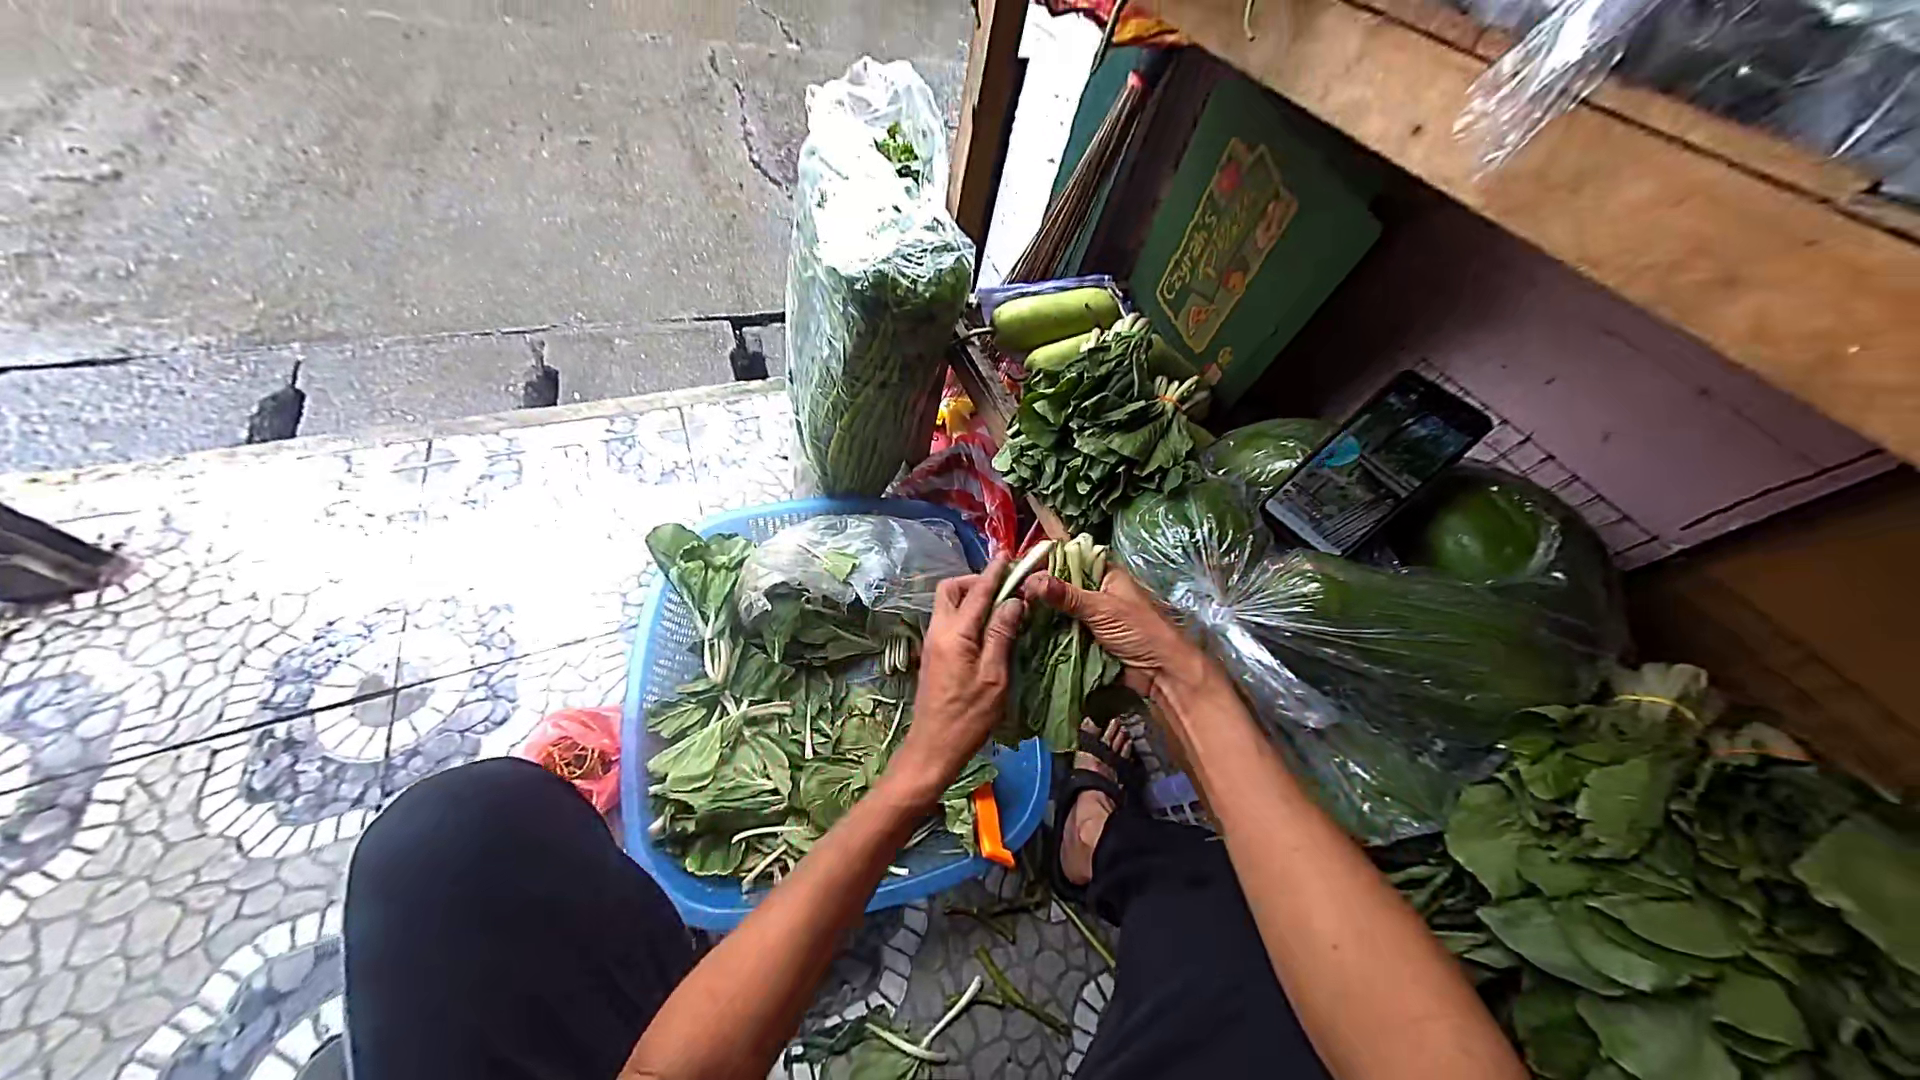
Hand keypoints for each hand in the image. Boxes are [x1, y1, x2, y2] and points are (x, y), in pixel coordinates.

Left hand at [885, 559, 1024, 804]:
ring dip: (970, 597)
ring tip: (999, 606)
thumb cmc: (968, 716)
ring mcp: (932, 642)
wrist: (933, 746)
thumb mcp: (994, 676)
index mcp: (954, 633)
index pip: (977, 592)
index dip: (994, 572)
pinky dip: (966, 613)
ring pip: (947, 603)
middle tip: (1003, 588)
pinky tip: (987, 626)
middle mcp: (938, 631)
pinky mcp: (934, 653)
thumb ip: (1002, 634)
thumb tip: (1013, 601)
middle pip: (951, 589)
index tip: (1008, 557)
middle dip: (975, 581)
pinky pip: (948, 619)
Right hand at [1023, 567, 1224, 704]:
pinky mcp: (1086, 635)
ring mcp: (1090, 613)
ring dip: (1040, 608)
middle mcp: (1096, 589)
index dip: (1047, 557)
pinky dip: (1046, 627)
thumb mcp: (1101, 608)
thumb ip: (1066, 595)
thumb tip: (1032, 580)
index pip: (1071, 556)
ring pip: (1059, 605)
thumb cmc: (1140, 631)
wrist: (1161, 672)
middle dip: (1038, 585)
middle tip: (1009, 588)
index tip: (1019, 562)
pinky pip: (1061, 626)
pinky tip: (1024, 625)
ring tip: (1010, 606)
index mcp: (1105, 573)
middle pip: (1061, 582)